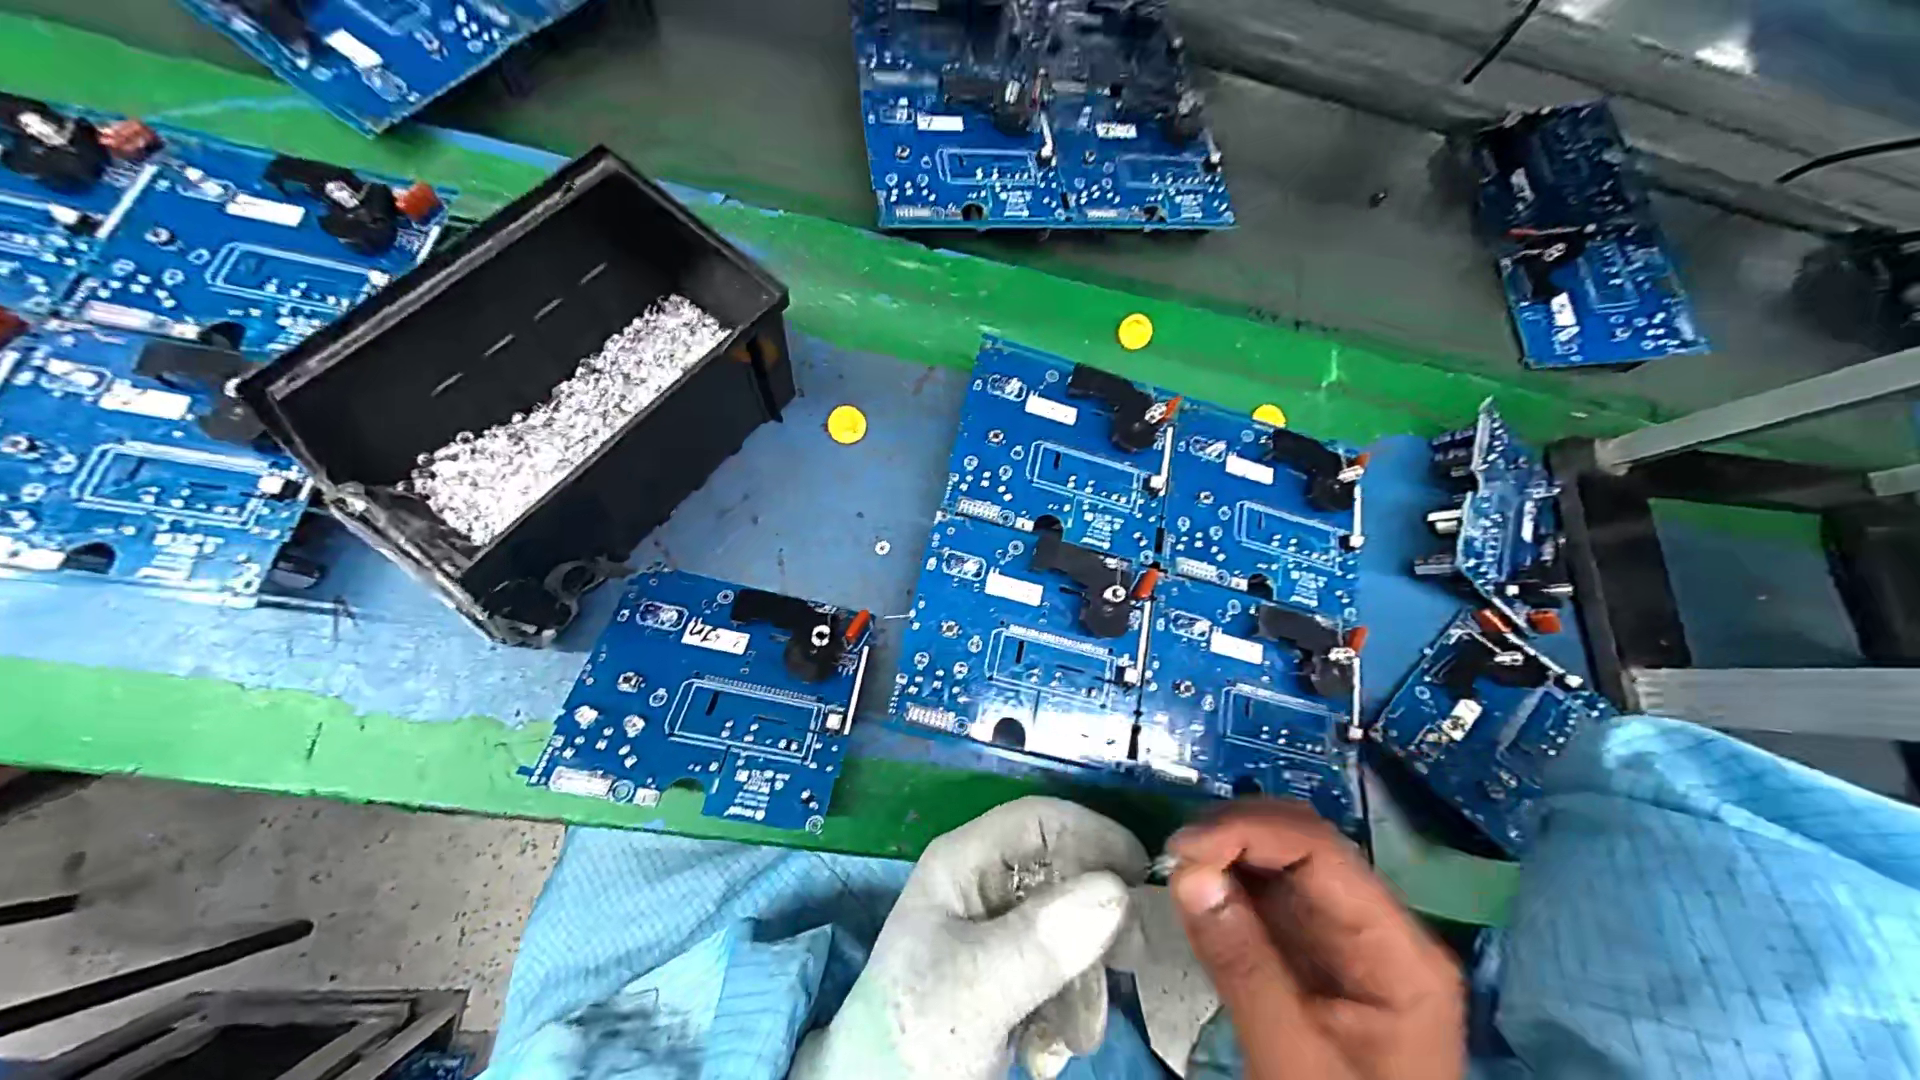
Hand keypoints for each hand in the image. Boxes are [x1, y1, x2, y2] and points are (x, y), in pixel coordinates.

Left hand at [792, 797, 1147, 1079]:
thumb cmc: (914, 1031)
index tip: (1139, 876)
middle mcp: (986, 886)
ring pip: (1073, 928)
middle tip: (1127, 964)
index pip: (1038, 820)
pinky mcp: (1015, 975)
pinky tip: (1046, 1050)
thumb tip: (1116, 890)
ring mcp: (1001, 932)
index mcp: (964, 863)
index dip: (1092, 834)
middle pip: (1064, 873)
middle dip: (1095, 925)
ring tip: (1071, 1038)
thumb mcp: (974, 986)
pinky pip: (1066, 971)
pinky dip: (1070, 1010)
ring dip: (1084, 983)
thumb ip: (1040, 940)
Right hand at [1168, 800, 1464, 1079]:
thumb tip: (1188, 873)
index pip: (1320, 850)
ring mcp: (1342, 933)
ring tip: (1182, 870)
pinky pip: (1266, 889)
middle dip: (1234, 833)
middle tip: (1177, 857)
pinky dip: (1227, 877)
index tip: (1182, 849)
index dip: (1247, 832)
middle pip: (1302, 840)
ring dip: (1226, 849)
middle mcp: (1375, 925)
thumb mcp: (1293, 1063)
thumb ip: (1243, 969)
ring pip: (1280, 855)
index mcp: (1396, 951)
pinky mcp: (1310, 945)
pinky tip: (1200, 891)